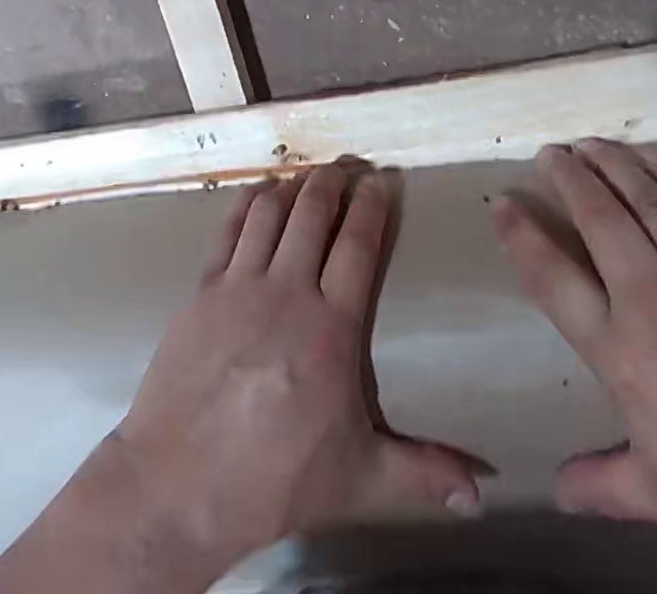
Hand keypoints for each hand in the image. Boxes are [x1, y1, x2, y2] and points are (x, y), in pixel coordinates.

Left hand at [0, 164, 483, 593]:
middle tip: (347, 164)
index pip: (358, 244)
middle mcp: (288, 293)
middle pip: (313, 215)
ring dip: (292, 186)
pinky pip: (227, 234)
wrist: (175, 489)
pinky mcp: (200, 295)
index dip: (372, 205)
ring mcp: (238, 289)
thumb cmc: (274, 479)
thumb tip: (481, 493)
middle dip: (333, 181)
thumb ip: (423, 473)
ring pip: (270, 215)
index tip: (382, 178)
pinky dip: (245, 206)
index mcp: (333, 326)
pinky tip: (256, 193)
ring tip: (308, 174)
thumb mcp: (360, 478)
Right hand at [490, 140, 656, 590]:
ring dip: (614, 165)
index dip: (521, 236)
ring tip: (591, 144)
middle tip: (550, 153)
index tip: (502, 204)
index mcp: (622, 356)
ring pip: (648, 200)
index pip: (552, 279)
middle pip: (599, 219)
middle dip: (568, 178)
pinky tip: (656, 156)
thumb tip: (559, 489)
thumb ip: (609, 482)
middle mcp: (655, 300)